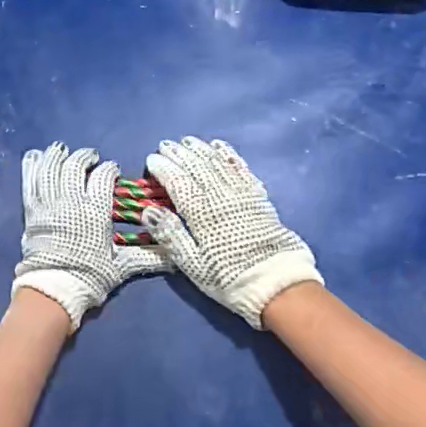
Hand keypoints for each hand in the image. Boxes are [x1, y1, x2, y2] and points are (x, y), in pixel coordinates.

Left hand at [11, 143, 167, 330]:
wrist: (54, 287)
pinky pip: (30, 181)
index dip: (109, 169)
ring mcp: (49, 204)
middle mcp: (72, 201)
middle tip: (89, 157)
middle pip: (76, 167)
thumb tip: (176, 258)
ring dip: (57, 155)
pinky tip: (35, 154)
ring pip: (51, 169)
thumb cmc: (90, 276)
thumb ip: (148, 256)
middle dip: (84, 157)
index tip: (111, 169)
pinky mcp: (31, 210)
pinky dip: (32, 165)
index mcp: (96, 211)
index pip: (104, 178)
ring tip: (62, 149)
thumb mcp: (122, 266)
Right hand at [142, 138, 320, 328]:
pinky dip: (230, 157)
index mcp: (201, 214)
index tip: (152, 159)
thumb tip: (148, 210)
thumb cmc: (228, 276)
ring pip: (219, 165)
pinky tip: (222, 148)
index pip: (178, 182)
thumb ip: (170, 234)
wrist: (277, 285)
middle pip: (198, 168)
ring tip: (189, 141)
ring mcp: (242, 196)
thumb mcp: (192, 263)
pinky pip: (242, 170)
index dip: (164, 168)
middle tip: (166, 145)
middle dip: (180, 154)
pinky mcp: (258, 199)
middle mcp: (221, 198)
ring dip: (202, 150)